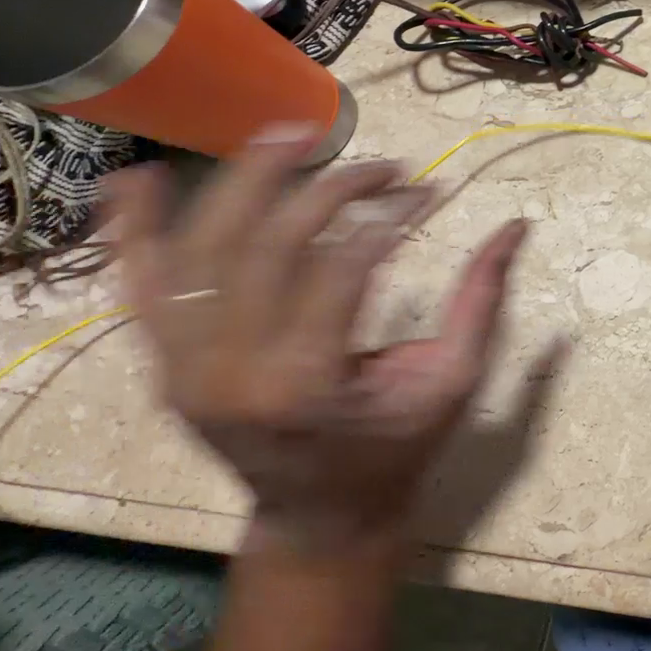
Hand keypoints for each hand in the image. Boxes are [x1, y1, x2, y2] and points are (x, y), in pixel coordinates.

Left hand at [105, 127, 546, 550]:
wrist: (319, 515)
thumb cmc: (398, 447)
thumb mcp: (455, 379)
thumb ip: (482, 300)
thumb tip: (516, 224)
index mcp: (309, 381)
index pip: (345, 266)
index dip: (394, 215)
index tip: (432, 189)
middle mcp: (231, 371)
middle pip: (269, 246)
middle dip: (331, 189)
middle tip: (383, 164)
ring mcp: (185, 368)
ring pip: (200, 253)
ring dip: (242, 184)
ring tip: (291, 134)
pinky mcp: (167, 364)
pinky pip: (139, 289)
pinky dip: (134, 231)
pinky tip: (139, 177)